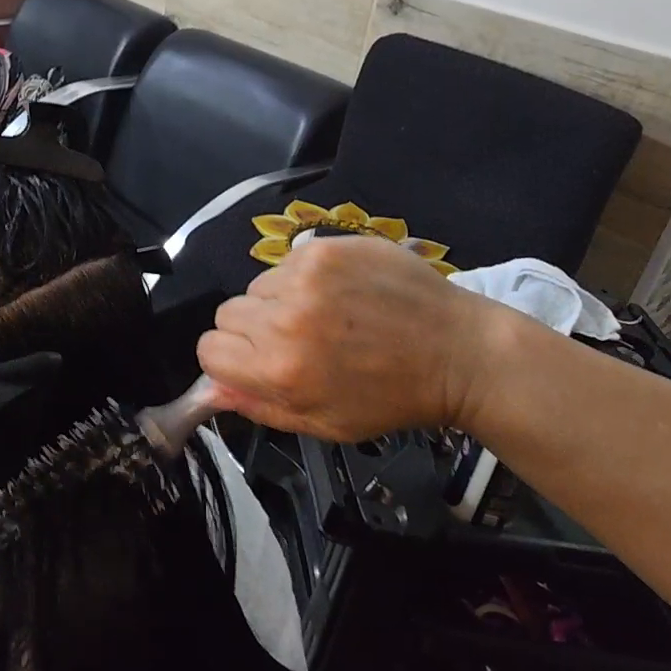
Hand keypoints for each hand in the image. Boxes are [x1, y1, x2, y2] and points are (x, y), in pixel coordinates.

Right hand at [197, 236, 519, 441]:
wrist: (461, 353)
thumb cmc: (392, 397)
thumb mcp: (324, 423)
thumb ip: (258, 405)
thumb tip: (210, 389)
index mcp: (279, 367)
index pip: (209, 349)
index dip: (231, 359)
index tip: (259, 361)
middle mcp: (283, 317)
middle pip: (227, 314)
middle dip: (252, 329)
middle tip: (297, 340)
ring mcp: (304, 276)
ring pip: (256, 287)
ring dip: (278, 301)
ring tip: (326, 315)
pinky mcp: (324, 248)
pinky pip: (286, 262)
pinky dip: (304, 278)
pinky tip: (341, 293)